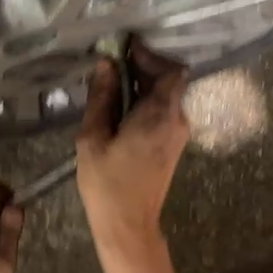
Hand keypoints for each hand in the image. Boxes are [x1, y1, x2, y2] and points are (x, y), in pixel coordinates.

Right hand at [76, 42, 188, 252]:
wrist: (128, 225)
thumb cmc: (107, 183)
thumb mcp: (93, 137)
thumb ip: (102, 98)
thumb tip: (106, 65)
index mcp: (160, 114)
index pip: (169, 70)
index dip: (149, 55)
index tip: (124, 48)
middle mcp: (177, 120)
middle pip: (169, 81)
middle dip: (143, 68)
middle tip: (112, 62)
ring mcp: (178, 134)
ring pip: (166, 97)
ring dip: (143, 85)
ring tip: (112, 83)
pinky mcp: (172, 146)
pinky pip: (163, 112)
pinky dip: (145, 102)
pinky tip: (121, 106)